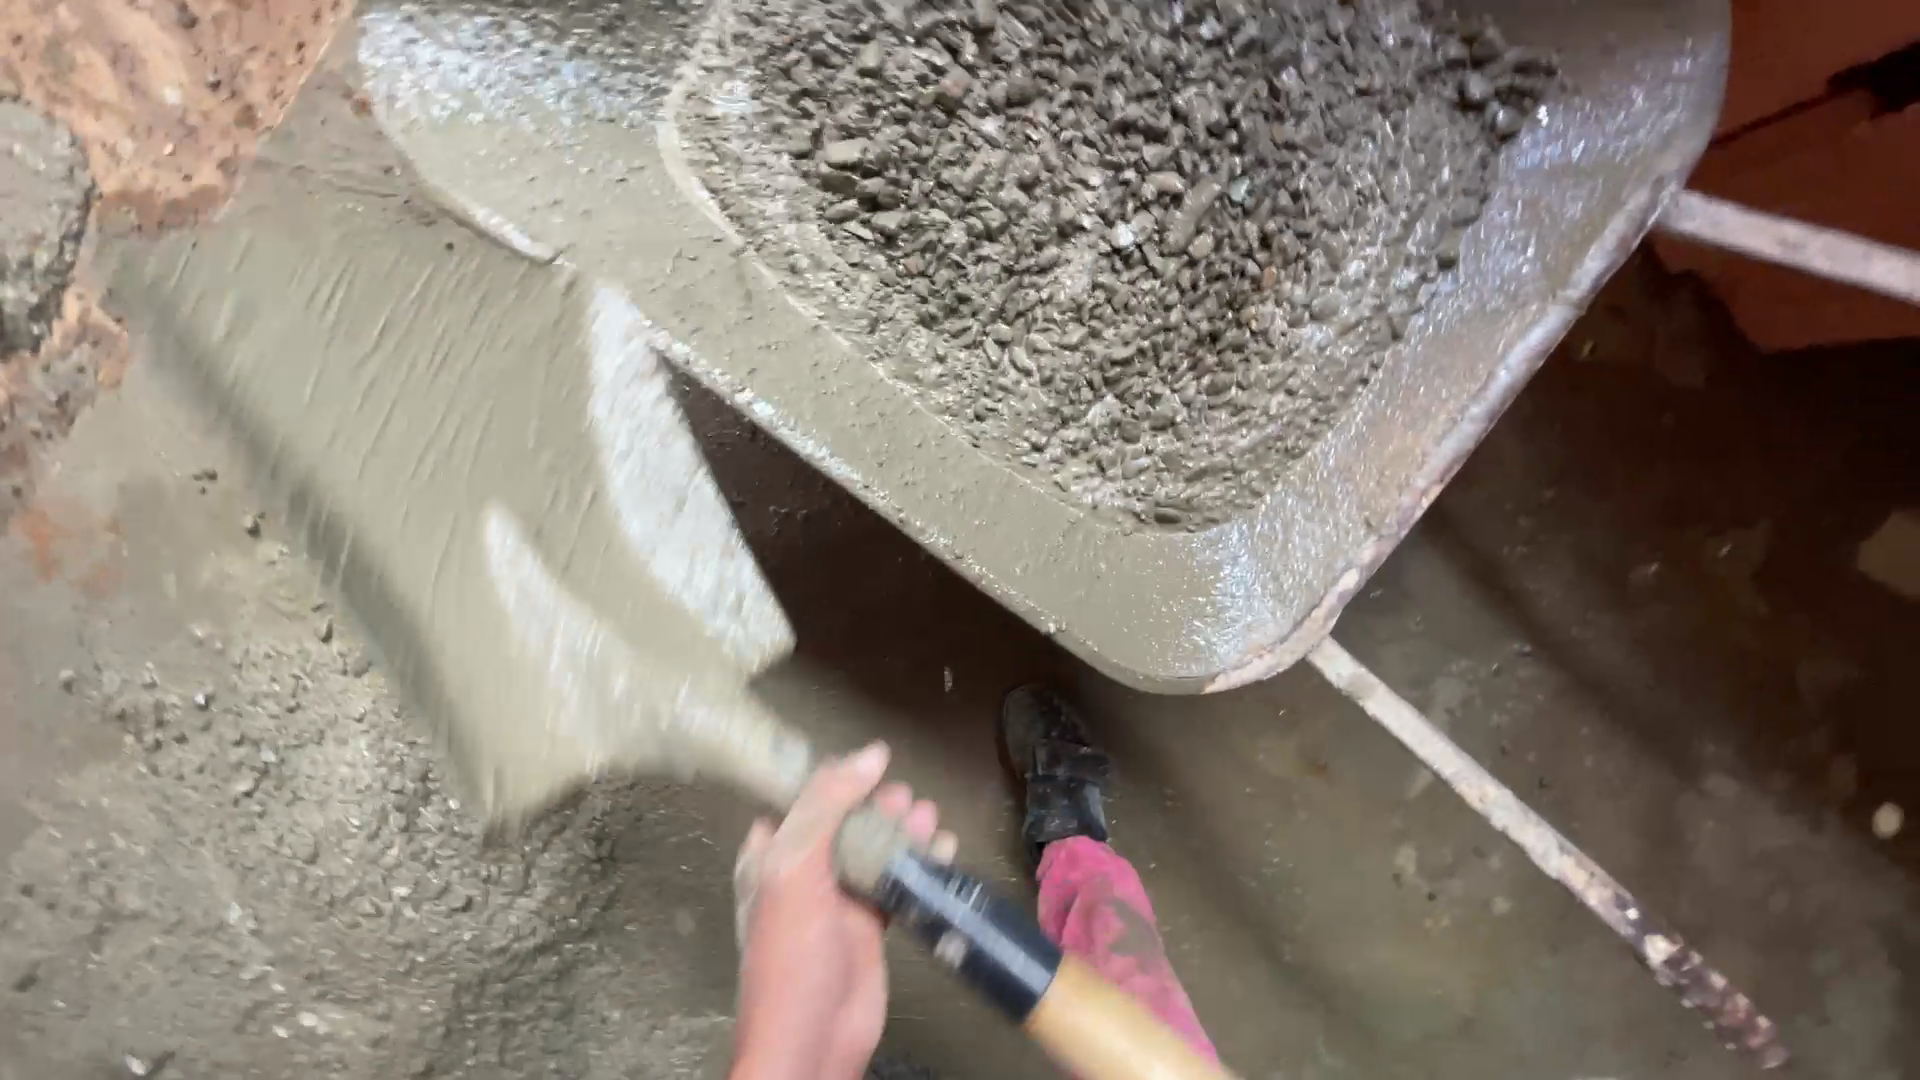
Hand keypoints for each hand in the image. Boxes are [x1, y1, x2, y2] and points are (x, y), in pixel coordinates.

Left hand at [729, 742, 956, 1079]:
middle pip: (847, 820)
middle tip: (905, 793)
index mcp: (770, 853)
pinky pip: (897, 881)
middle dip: (877, 802)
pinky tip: (941, 849)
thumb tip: (873, 753)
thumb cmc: (791, 952)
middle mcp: (803, 871)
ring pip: (875, 848)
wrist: (813, 1040)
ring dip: (903, 830)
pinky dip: (920, 863)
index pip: (802, 798)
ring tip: (927, 814)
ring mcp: (838, 898)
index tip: (870, 759)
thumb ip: (829, 803)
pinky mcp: (870, 923)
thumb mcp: (797, 865)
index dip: (834, 775)